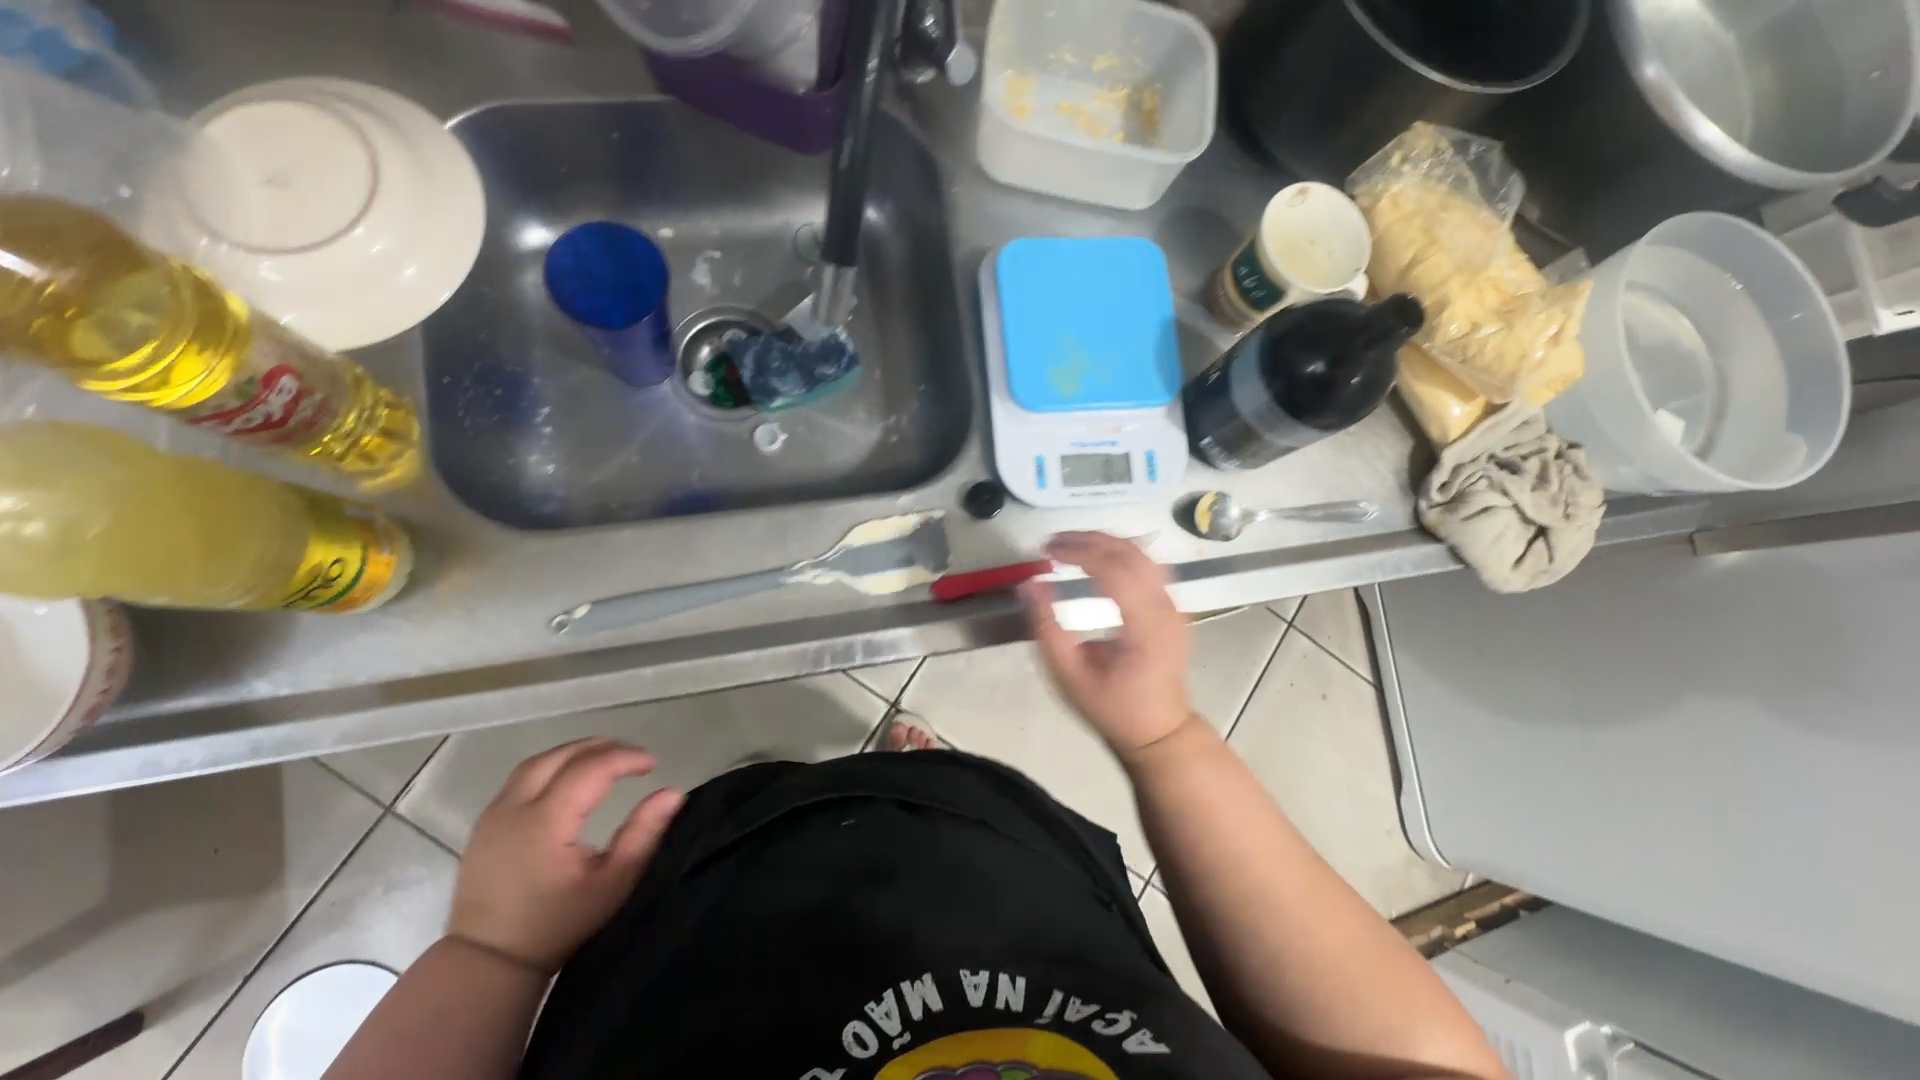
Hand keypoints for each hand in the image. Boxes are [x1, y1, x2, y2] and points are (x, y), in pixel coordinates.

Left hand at [447, 738, 683, 974]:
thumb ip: (643, 834)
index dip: (626, 758)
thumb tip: (673, 793)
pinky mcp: (485, 824)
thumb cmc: (557, 924)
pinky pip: (520, 778)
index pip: (592, 768)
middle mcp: (514, 807)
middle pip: (561, 755)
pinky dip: (551, 767)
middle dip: (602, 747)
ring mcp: (494, 814)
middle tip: (634, 756)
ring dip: (574, 753)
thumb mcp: (612, 883)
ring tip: (605, 760)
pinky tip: (569, 780)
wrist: (489, 960)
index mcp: (546, 821)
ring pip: (536, 762)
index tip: (654, 763)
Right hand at [1020, 532, 1195, 756]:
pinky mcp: (1174, 606)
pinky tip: (1098, 557)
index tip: (1047, 549)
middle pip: (1131, 553)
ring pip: (1144, 554)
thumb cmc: (1112, 707)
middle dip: (1090, 540)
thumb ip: (1047, 629)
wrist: (1158, 731)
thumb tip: (1030, 585)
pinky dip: (1121, 553)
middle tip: (1053, 542)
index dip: (1079, 552)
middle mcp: (1166, 609)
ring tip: (1071, 544)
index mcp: (1145, 627)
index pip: (1115, 571)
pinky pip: (1150, 566)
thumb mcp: (1069, 676)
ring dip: (1106, 542)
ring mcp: (1175, 606)